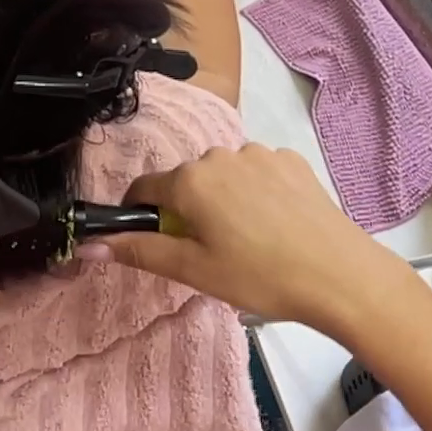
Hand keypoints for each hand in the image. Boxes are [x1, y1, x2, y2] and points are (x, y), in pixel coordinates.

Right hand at [78, 145, 431, 344]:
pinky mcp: (290, 160)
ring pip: (222, 176)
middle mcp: (219, 155)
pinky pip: (256, 172)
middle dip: (185, 210)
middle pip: (184, 181)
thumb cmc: (260, 276)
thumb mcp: (194, 271)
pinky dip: (255, 193)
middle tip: (209, 252)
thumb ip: (139, 252)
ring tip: (248, 239)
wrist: (342, 276)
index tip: (152, 241)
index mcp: (189, 180)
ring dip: (221, 200)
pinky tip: (275, 223)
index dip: (139, 215)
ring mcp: (258, 154)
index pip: (143, 189)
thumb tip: (88, 246)